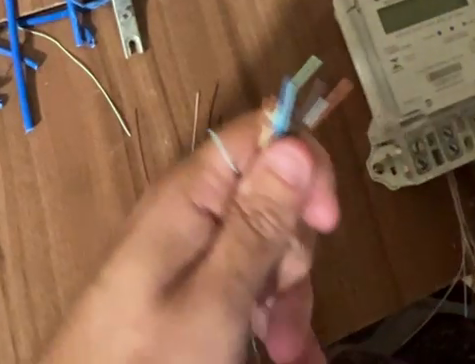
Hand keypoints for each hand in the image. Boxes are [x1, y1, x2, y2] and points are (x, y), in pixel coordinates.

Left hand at [41, 110, 340, 363]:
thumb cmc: (148, 360)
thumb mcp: (216, 299)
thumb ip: (258, 221)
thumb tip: (297, 141)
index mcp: (192, 193)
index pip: (262, 132)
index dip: (303, 164)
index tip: (326, 219)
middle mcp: (192, 208)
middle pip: (272, 194)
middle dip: (293, 248)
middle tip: (289, 307)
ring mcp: (190, 247)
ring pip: (266, 242)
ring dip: (286, 292)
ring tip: (285, 349)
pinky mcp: (189, 284)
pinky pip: (246, 278)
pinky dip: (269, 311)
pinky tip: (284, 349)